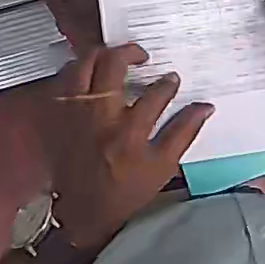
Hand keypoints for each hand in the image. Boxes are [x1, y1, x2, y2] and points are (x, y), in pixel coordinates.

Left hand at [46, 44, 213, 249]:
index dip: (168, 82)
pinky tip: (90, 72)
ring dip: (101, 55)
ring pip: (83, 64)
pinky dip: (78, 70)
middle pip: (112, 64)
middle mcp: (100, 116)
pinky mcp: (59, 115)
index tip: (172, 79)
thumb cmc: (126, 190)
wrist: (83, 212)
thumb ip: (184, 131)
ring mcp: (75, 113)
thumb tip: (205, 106)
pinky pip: (64, 80)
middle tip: (141, 56)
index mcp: (129, 131)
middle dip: (130, 52)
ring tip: (114, 57)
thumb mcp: (163, 165)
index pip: (155, 92)